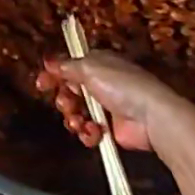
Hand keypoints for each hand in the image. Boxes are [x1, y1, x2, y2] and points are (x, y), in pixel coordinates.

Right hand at [35, 53, 194, 152]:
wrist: (152, 117)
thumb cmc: (120, 86)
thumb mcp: (88, 67)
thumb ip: (65, 65)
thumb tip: (48, 62)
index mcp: (97, 64)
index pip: (68, 67)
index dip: (54, 75)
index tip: (42, 84)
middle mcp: (100, 84)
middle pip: (69, 90)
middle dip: (64, 99)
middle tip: (66, 103)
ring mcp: (106, 108)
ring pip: (76, 111)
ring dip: (73, 117)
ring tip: (78, 121)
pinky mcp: (110, 129)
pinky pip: (88, 130)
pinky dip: (86, 132)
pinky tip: (92, 132)